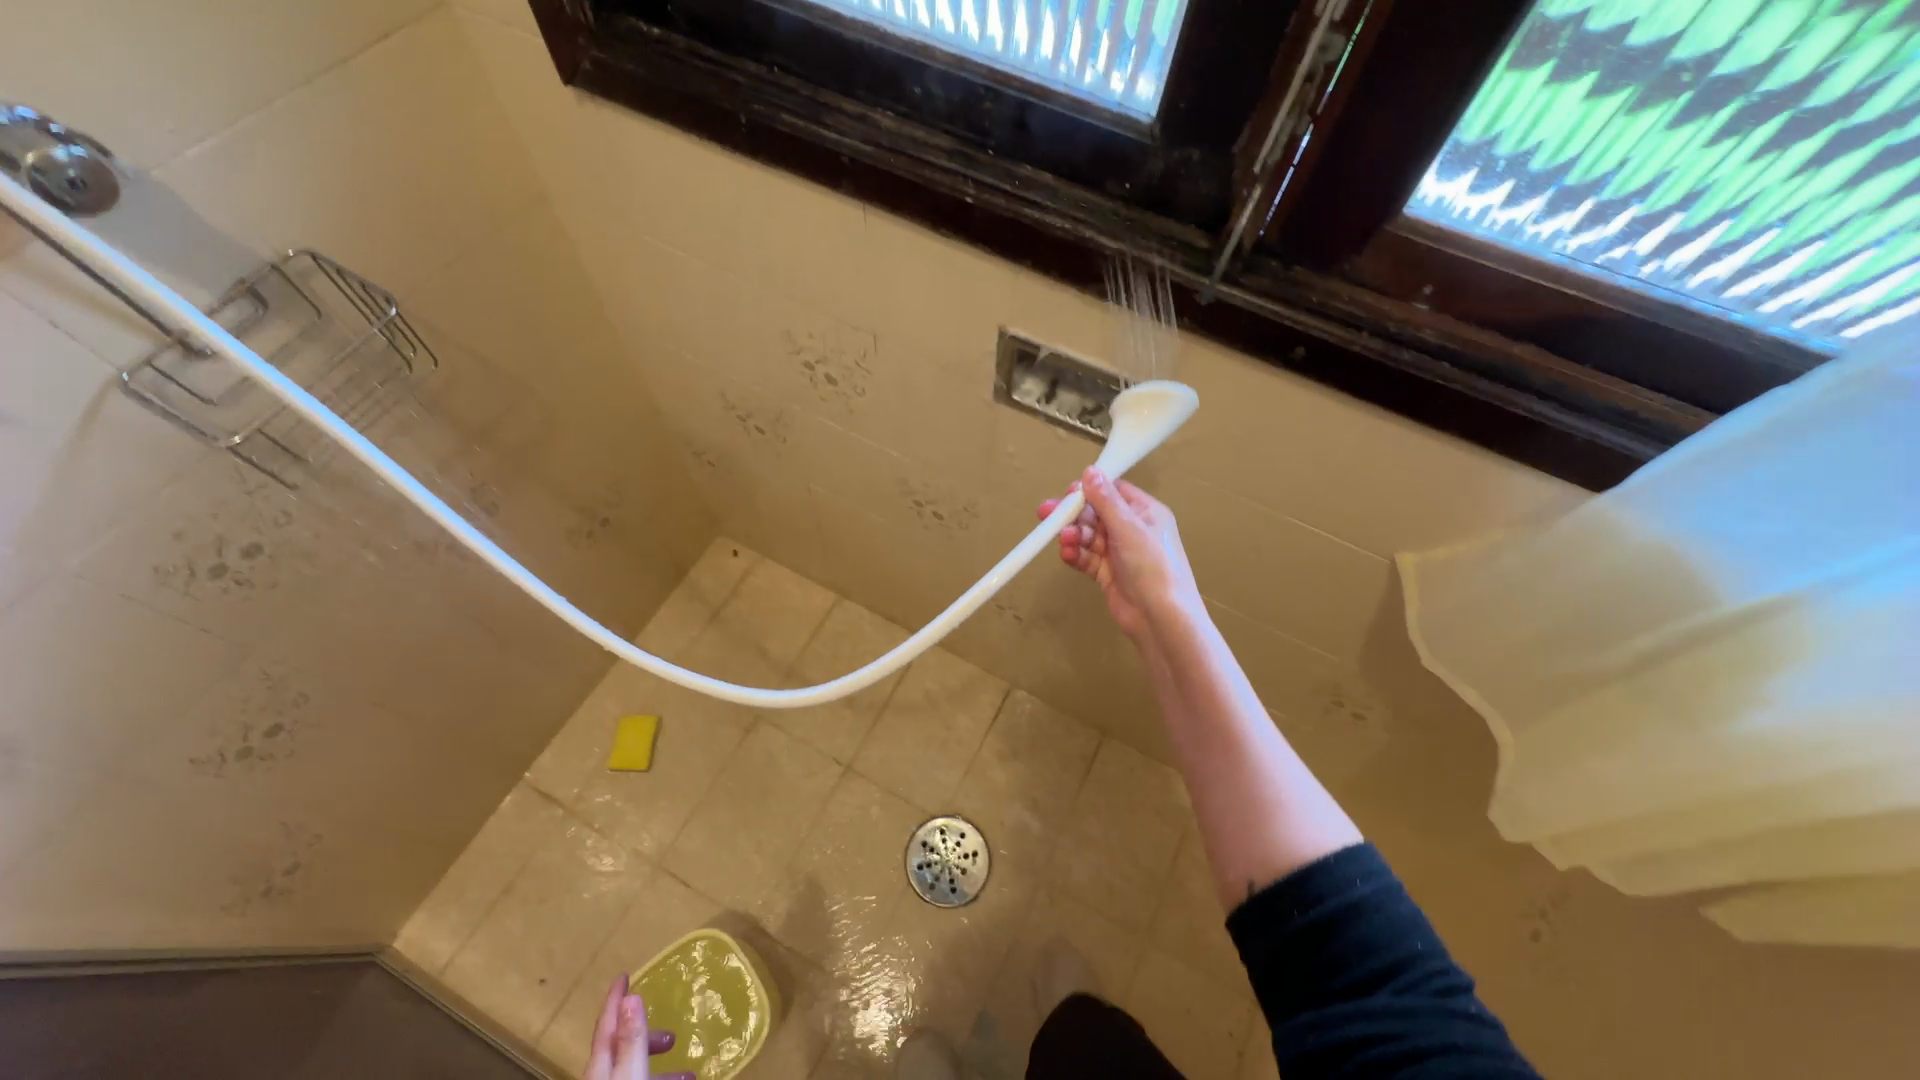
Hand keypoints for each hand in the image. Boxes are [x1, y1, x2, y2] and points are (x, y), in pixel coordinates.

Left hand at [586, 975, 692, 1079]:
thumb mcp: (631, 1071)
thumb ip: (631, 1039)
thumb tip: (631, 997)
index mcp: (600, 1061)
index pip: (608, 1023)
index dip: (616, 998)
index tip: (623, 975)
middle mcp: (601, 1074)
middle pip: (622, 1045)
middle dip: (647, 1036)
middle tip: (671, 1038)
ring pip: (634, 1068)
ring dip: (660, 1065)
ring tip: (686, 1074)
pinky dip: (655, 1077)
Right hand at [1039, 468, 1200, 640]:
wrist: (1161, 618)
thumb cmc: (1153, 567)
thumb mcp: (1129, 528)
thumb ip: (1106, 500)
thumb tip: (1089, 470)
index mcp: (1146, 512)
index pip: (1114, 491)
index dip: (1090, 490)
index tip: (1067, 493)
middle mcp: (1133, 530)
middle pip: (1096, 514)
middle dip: (1073, 515)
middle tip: (1046, 514)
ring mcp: (1120, 553)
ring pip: (1089, 537)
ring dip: (1073, 536)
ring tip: (1063, 541)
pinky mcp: (1109, 574)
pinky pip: (1087, 558)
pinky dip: (1076, 555)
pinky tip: (1067, 555)